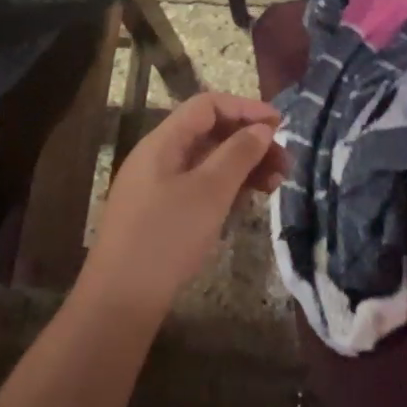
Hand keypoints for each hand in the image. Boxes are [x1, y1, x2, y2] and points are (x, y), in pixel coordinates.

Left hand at [78, 92, 287, 317]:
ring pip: (208, 163)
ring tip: (276, 184)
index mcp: (163, 142)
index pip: (207, 106)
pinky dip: (227, 188)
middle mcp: (159, 157)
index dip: (245, 108)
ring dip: (243, 167)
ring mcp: (158, 187)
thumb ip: (238, 154)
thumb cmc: (166, 237)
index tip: (280, 124)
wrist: (120, 300)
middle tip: (285, 162)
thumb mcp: (209, 192)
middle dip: (250, 141)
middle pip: (210, 133)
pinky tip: (249, 202)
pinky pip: (200, 187)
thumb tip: (262, 128)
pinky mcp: (162, 215)